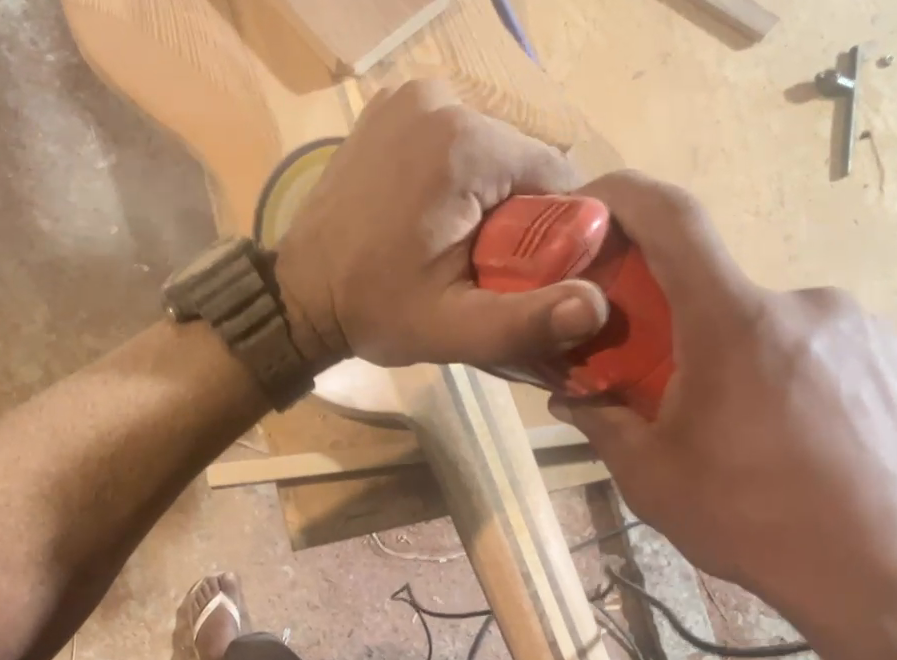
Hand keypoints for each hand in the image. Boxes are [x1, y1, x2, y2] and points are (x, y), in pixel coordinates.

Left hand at [273, 80, 607, 370]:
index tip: (517, 271)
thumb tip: (597, 306)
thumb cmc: (374, 311)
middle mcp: (442, 97)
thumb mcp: (453, 329)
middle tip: (479, 262)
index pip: (555, 176)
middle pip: (524, 156)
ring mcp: (411, 94)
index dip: (551, 231)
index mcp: (466, 142)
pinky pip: (457, 133)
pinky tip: (434, 213)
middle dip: (519, 211)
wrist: (299, 293)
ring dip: (491, 191)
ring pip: (494, 142)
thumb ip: (527, 320)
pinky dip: (460, 170)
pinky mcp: (392, 105)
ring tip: (454, 240)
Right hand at [552, 172, 896, 620]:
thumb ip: (603, 424)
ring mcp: (856, 328)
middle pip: (718, 288)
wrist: (883, 571)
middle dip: (677, 326)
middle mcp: (802, 302)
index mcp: (735, 322)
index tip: (589, 205)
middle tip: (660, 387)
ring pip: (767, 324)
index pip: (673, 219)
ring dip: (734, 357)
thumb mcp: (652, 478)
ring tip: (731, 429)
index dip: (624, 196)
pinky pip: (815, 346)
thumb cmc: (750, 519)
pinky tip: (784, 436)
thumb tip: (569, 396)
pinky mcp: (891, 358)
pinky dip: (781, 373)